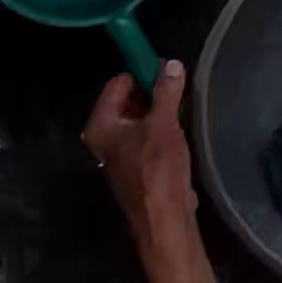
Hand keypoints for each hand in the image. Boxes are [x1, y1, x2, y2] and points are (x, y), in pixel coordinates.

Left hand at [82, 59, 196, 235]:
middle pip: (126, 100)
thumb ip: (166, 91)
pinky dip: (160, 129)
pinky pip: (145, 136)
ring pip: (138, 119)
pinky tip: (178, 132)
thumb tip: (173, 64)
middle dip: (151, 93)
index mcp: (101, 125)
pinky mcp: (135, 165)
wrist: (164, 218)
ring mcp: (119, 153)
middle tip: (176, 90)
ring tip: (180, 109)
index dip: (141, 73)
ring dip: (158, 111)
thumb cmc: (158, 168)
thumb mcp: (164, 123)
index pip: (117, 84)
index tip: (167, 71)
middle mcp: (103, 137)